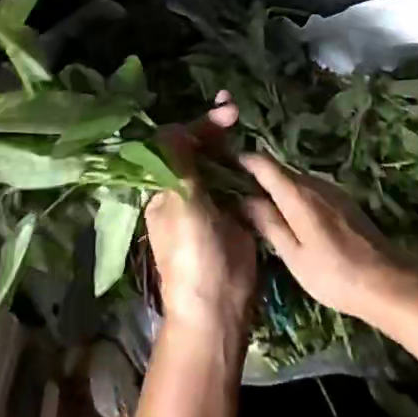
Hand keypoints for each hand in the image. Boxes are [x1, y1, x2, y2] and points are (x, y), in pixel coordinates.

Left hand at [144, 102, 255, 336]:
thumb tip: (174, 127)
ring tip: (244, 124)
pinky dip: (244, 168)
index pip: (176, 144)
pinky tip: (256, 156)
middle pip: (197, 150)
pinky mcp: (233, 217)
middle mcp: (183, 189)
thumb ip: (176, 161)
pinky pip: (236, 185)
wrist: (217, 305)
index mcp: (162, 185)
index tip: (224, 113)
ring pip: (217, 164)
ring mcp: (209, 202)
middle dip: (213, 128)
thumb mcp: (180, 200)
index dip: (198, 126)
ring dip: (229, 143)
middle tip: (235, 110)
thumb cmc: (192, 252)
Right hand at [238, 154, 417, 323]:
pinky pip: (309, 190)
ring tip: (259, 206)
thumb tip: (243, 199)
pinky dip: (293, 197)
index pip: (261, 162)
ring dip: (276, 188)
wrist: (395, 286)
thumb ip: (268, 223)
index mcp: (295, 193)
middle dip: (255, 175)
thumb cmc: (337, 275)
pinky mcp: (343, 203)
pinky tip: (290, 218)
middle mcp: (313, 183)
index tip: (221, 164)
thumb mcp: (294, 256)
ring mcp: (331, 191)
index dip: (240, 159)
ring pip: (293, 180)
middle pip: (277, 169)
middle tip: (234, 191)